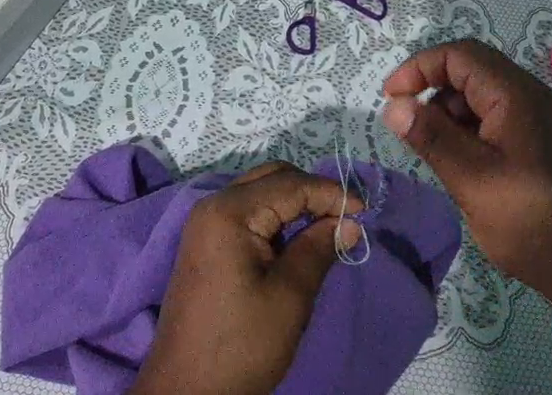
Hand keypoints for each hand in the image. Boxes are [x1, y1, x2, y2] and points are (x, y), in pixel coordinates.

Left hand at [132, 161, 362, 394]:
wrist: (186, 393)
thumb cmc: (240, 345)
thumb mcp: (289, 298)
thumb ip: (318, 249)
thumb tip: (349, 221)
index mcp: (230, 212)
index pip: (291, 184)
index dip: (331, 193)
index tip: (366, 212)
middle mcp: (213, 205)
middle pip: (273, 178)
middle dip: (312, 191)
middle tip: (346, 218)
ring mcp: (206, 224)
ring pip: (261, 192)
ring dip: (295, 203)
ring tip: (328, 228)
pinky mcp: (207, 244)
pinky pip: (248, 213)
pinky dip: (277, 218)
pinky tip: (298, 240)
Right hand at [381, 39, 551, 306]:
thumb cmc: (531, 222)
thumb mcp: (472, 181)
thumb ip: (432, 137)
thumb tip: (393, 105)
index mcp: (516, 95)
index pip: (459, 55)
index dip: (419, 68)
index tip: (390, 99)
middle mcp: (531, 96)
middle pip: (471, 69)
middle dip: (432, 89)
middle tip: (407, 125)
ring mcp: (540, 119)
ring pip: (482, 94)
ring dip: (450, 111)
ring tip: (433, 152)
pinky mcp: (542, 143)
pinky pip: (497, 117)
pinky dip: (470, 129)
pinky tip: (461, 164)